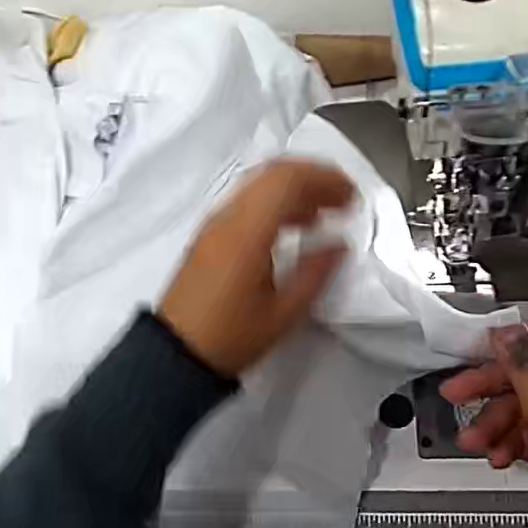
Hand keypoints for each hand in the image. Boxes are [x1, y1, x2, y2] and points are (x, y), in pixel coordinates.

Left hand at [158, 159, 354, 375]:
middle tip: (342, 198)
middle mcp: (228, 218)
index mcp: (248, 232)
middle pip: (274, 173)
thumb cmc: (230, 337)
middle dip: (313, 177)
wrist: (176, 354)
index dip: (325, 179)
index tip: (350, 196)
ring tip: (323, 213)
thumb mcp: (284, 313)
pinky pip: (247, 200)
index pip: (288, 180)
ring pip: (259, 183)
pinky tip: (293, 225)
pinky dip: (275, 201)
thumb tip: (338, 245)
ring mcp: (215, 224)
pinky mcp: (209, 235)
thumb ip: (315, 272)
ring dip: (295, 188)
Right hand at [440, 323, 527, 527]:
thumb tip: (509, 334)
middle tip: (457, 391)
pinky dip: (506, 441)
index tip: (475, 348)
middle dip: (490, 386)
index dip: (510, 342)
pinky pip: (524, 432)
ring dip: (493, 421)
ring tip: (475, 439)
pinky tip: (497, 454)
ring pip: (520, 405)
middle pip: (527, 374)